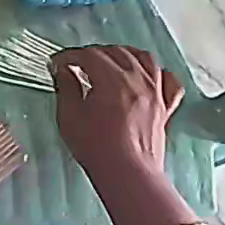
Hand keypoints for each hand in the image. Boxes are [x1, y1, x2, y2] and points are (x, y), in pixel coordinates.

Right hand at [50, 45, 183, 194]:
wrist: (128, 172)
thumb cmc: (96, 146)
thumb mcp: (69, 115)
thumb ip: (66, 87)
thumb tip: (63, 70)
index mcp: (112, 80)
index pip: (88, 55)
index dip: (69, 56)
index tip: (57, 63)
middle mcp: (138, 80)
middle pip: (116, 52)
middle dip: (92, 53)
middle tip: (76, 63)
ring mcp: (156, 92)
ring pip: (143, 58)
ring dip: (122, 54)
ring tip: (108, 61)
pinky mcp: (166, 106)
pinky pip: (167, 79)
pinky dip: (156, 72)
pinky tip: (145, 75)